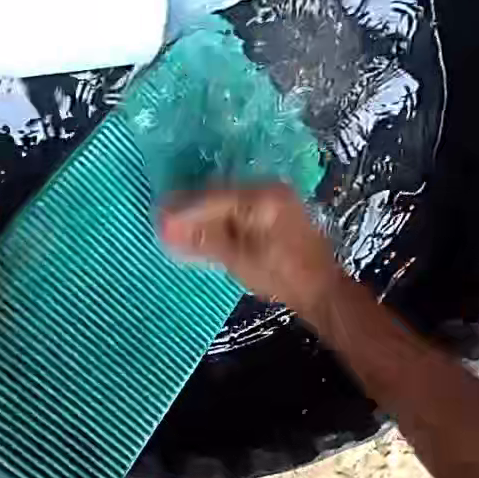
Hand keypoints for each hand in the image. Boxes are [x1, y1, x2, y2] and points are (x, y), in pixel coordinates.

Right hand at [156, 185, 346, 313]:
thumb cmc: (281, 276)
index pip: (211, 198)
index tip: (158, 220)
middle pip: (217, 194)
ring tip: (177, 229)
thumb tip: (166, 228)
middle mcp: (267, 188)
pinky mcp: (273, 209)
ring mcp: (272, 196)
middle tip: (163, 224)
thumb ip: (202, 239)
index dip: (182, 210)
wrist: (321, 289)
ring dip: (202, 214)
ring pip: (226, 200)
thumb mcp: (238, 259)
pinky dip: (218, 218)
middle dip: (189, 210)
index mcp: (261, 197)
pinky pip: (237, 207)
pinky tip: (203, 231)